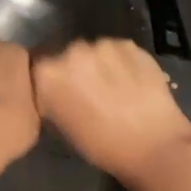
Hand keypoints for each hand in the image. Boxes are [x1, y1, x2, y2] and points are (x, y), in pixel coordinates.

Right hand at [33, 38, 190, 183]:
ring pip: (92, 51)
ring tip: (110, 88)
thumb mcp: (60, 127)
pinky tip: (129, 83)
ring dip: (96, 65)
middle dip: (72, 69)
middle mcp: (70, 50)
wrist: (154, 145)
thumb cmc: (101, 145)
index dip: (46, 80)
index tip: (56, 93)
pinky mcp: (130, 45)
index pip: (36, 68)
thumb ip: (50, 99)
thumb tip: (52, 91)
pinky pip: (116, 51)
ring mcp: (102, 45)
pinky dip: (119, 63)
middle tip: (84, 92)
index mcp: (47, 73)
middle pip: (64, 55)